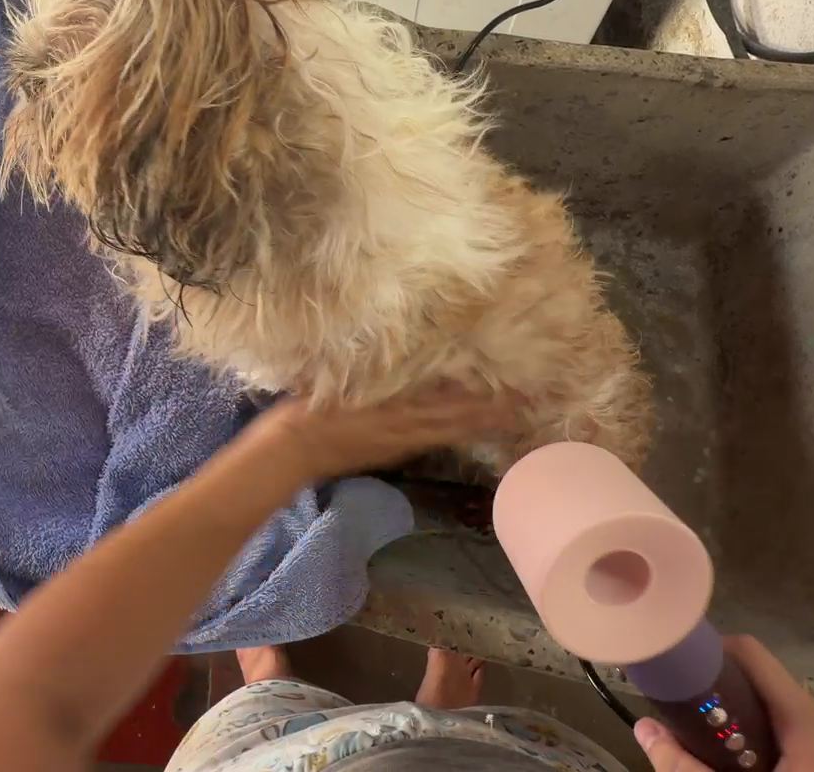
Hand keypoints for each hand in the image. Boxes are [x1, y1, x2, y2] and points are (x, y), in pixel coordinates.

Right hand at [253, 385, 518, 481]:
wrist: (286, 456)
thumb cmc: (307, 415)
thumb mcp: (339, 387)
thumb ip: (375, 375)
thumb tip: (409, 358)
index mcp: (395, 415)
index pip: (451, 408)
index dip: (484, 401)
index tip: (516, 390)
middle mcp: (404, 431)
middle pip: (457, 422)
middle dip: (491, 412)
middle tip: (527, 399)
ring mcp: (398, 442)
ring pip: (447, 431)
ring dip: (477, 421)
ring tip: (507, 410)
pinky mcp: (389, 448)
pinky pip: (430, 437)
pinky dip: (453, 428)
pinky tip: (461, 422)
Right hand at [634, 636, 813, 771]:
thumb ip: (683, 768)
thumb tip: (645, 728)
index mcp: (813, 727)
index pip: (752, 654)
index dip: (712, 653)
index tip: (685, 671)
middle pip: (767, 683)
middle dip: (732, 698)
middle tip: (706, 725)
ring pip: (789, 706)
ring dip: (758, 720)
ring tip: (738, 754)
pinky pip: (812, 728)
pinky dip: (784, 738)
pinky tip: (770, 768)